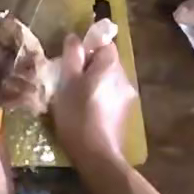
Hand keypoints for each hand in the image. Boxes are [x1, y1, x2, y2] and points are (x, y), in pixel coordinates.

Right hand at [50, 31, 136, 169]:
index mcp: (111, 65)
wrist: (96, 156)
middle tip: (70, 80)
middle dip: (90, 66)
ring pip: (109, 80)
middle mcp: (124, 77)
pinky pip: (111, 96)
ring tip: (77, 97)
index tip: (73, 60)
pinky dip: (100, 98)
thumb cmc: (77, 113)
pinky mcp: (125, 114)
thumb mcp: (67, 80)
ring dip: (95, 83)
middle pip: (107, 62)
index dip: (88, 47)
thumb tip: (75, 37)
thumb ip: (72, 55)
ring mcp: (127, 97)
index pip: (104, 43)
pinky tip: (87, 112)